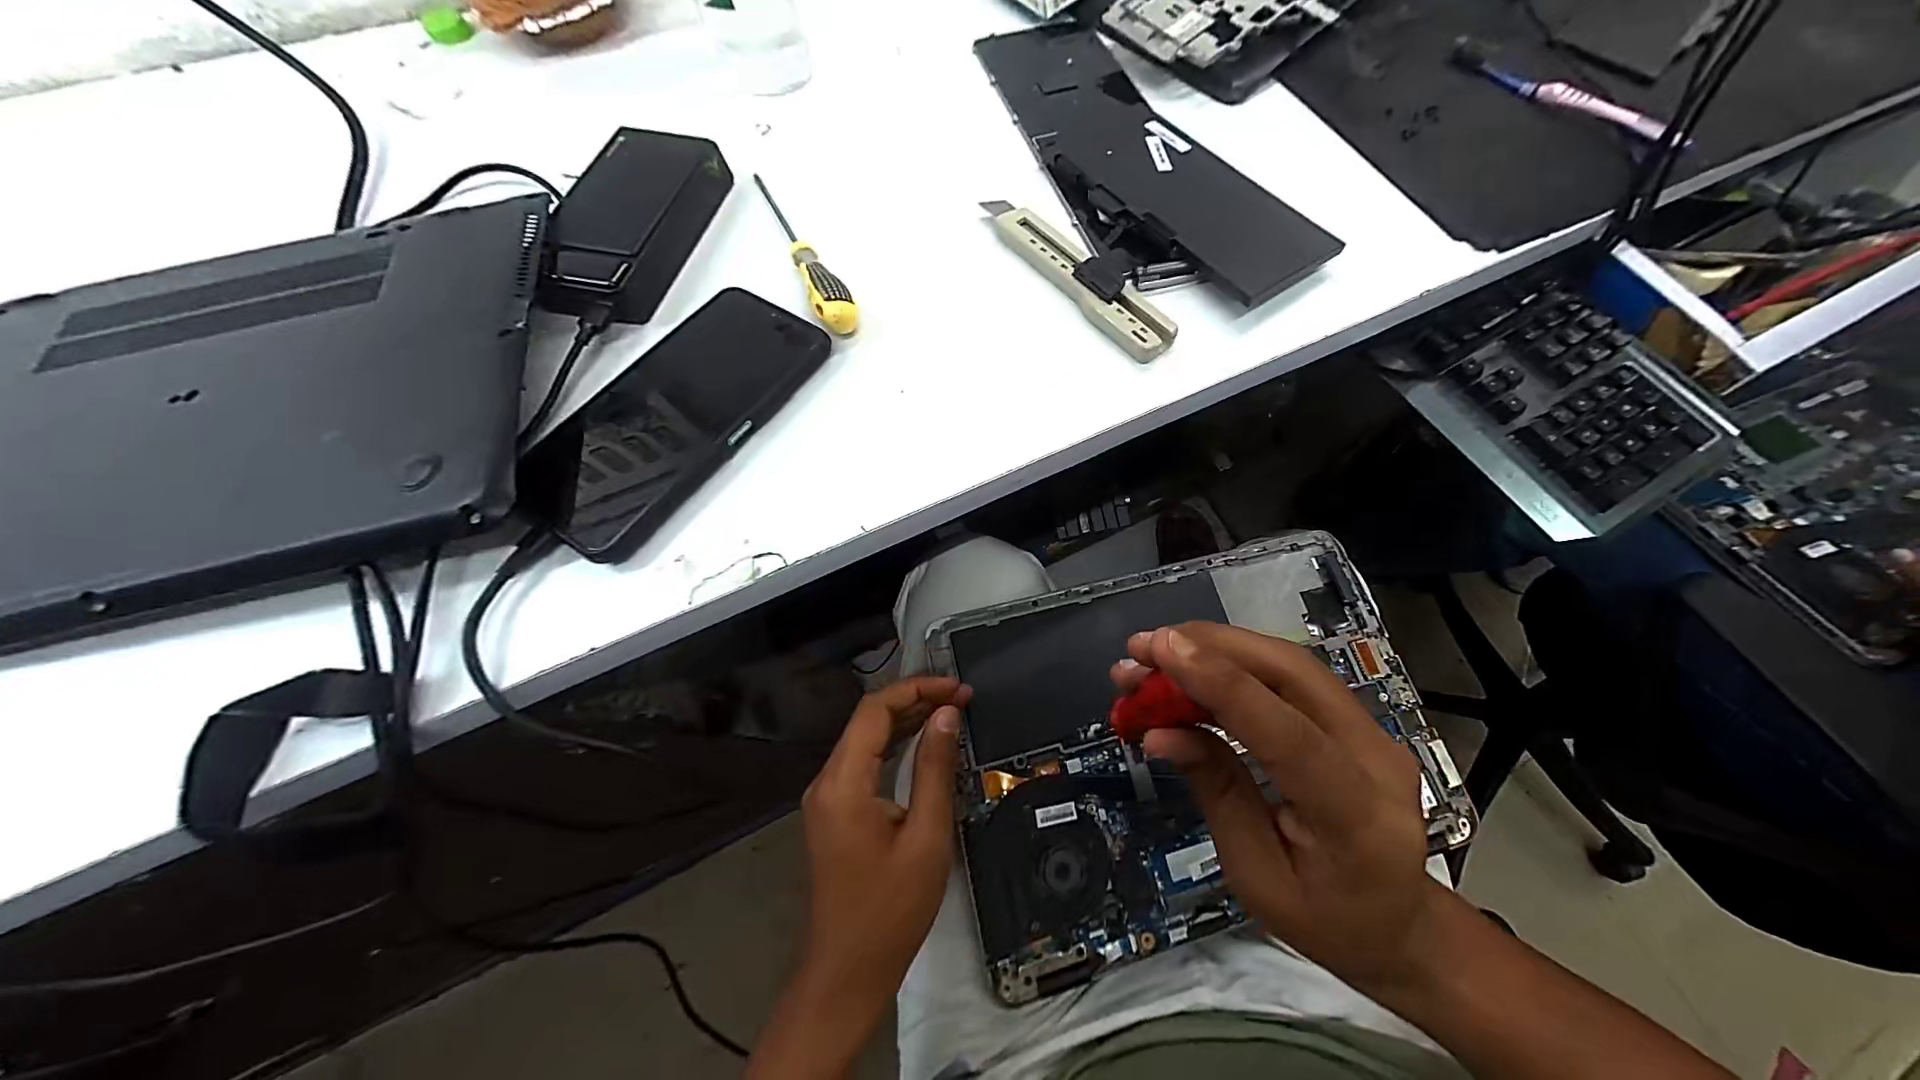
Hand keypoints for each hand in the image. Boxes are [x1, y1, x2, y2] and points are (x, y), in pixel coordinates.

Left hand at [799, 677, 970, 1001]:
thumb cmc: (891, 909)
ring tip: (950, 712)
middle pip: (867, 721)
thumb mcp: (926, 836)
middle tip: (961, 697)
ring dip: (905, 722)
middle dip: (914, 701)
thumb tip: (947, 715)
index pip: (874, 711)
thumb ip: (934, 769)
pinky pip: (863, 763)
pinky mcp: (833, 812)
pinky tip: (923, 745)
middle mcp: (826, 782)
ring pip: (864, 740)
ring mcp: (825, 798)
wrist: (847, 970)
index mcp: (843, 783)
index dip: (916, 689)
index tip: (957, 688)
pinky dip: (894, 747)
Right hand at [1111, 624, 1443, 991]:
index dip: (1221, 684)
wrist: (1401, 926)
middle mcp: (1376, 756)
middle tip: (1143, 647)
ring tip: (1155, 652)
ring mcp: (1373, 730)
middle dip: (1211, 647)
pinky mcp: (1356, 719)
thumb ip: (1216, 793)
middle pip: (1292, 674)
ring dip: (1218, 647)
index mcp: (1355, 816)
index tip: (1161, 650)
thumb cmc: (1326, 919)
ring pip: (1290, 663)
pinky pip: (1291, 675)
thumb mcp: (1256, 875)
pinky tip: (1193, 665)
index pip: (1287, 734)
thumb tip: (1158, 733)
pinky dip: (1235, 661)